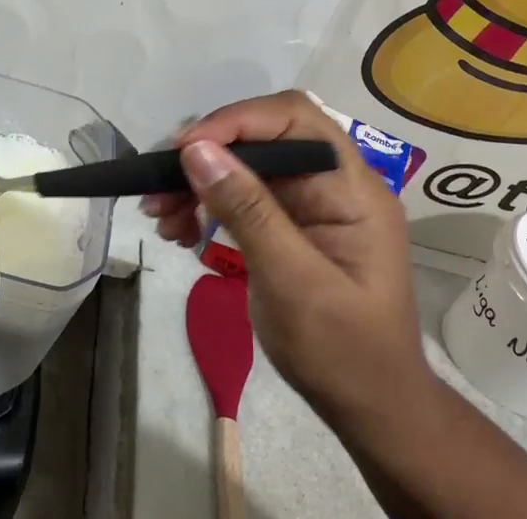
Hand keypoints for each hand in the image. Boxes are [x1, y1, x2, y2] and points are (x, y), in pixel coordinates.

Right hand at [142, 90, 430, 420]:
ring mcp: (308, 205)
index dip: (236, 121)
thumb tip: (195, 149)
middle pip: (260, 137)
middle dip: (205, 155)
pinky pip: (237, 196)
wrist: (369, 408)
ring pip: (241, 165)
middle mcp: (331, 185)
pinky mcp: (287, 225)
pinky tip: (178, 231)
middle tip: (158, 189)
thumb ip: (247, 211)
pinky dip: (202, 206)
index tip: (184, 150)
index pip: (293, 119)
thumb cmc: (343, 350)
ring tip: (159, 217)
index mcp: (351, 188)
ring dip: (195, 183)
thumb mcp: (292, 282)